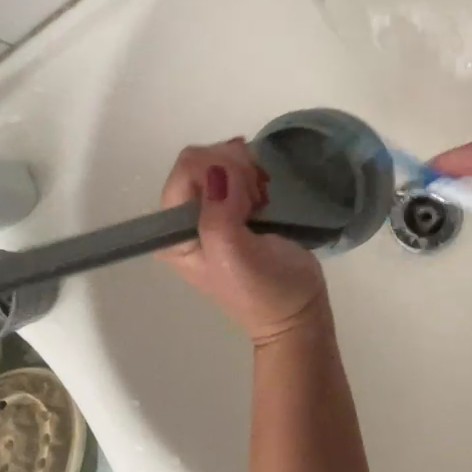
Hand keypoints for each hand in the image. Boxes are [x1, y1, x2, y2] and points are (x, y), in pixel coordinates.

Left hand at [157, 139, 329, 343]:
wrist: (298, 312)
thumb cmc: (264, 290)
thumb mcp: (233, 255)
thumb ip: (218, 212)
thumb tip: (218, 170)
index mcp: (173, 233)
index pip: (184, 172)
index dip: (218, 171)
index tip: (248, 195)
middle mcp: (185, 217)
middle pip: (200, 160)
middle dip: (233, 169)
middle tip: (257, 200)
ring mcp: (211, 208)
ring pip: (220, 159)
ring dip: (247, 171)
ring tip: (262, 201)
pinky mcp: (235, 204)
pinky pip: (238, 168)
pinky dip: (254, 173)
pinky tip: (265, 194)